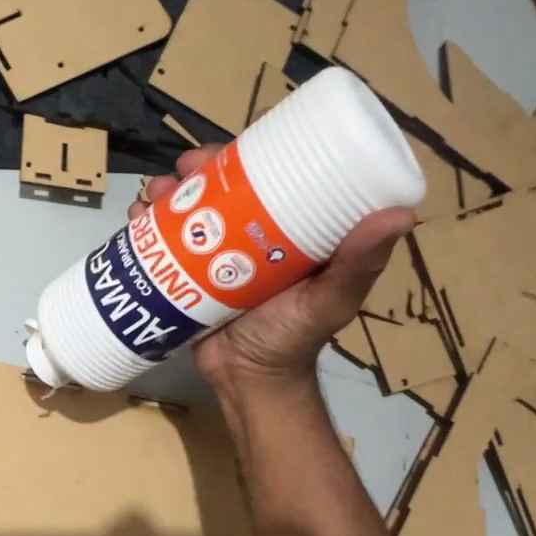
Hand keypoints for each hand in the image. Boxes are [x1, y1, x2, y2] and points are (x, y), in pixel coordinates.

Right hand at [133, 146, 416, 392]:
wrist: (245, 383)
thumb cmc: (292, 341)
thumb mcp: (329, 301)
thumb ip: (358, 263)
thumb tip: (401, 213)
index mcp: (285, 228)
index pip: (263, 175)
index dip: (236, 156)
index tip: (215, 152)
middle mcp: (248, 235)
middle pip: (215, 187)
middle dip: (191, 170)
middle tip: (176, 173)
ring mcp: (212, 256)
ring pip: (183, 210)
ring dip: (162, 193)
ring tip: (148, 198)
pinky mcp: (183, 277)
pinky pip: (161, 245)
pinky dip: (144, 227)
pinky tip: (134, 220)